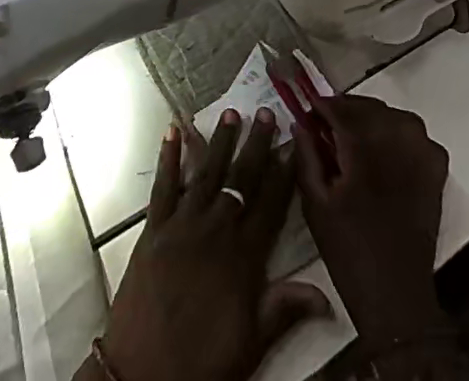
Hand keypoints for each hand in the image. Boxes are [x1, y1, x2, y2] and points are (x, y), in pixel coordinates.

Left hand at [92, 108, 329, 380]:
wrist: (142, 369)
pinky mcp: (153, 228)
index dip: (284, 175)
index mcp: (243, 257)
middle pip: (240, 181)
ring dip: (218, 143)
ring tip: (230, 114)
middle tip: (264, 115)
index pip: (270, 206)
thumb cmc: (202, 359)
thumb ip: (284, 309)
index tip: (293, 146)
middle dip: (254, 146)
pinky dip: (168, 157)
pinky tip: (172, 133)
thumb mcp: (252, 342)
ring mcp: (181, 225)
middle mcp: (214, 231)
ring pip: (205, 174)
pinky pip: (164, 186)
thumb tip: (325, 296)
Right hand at [294, 95, 450, 356]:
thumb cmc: (347, 246)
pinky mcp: (436, 174)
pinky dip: (400, 132)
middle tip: (323, 123)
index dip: (321, 105)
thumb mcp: (313, 202)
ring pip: (396, 116)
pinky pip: (418, 136)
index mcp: (364, 153)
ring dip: (372, 117)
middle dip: (344, 109)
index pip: (341, 109)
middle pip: (369, 107)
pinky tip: (384, 147)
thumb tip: (300, 123)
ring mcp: (422, 160)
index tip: (306, 109)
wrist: (394, 290)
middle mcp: (397, 147)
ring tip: (352, 132)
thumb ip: (306, 156)